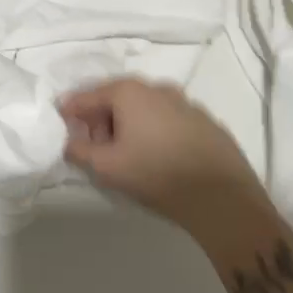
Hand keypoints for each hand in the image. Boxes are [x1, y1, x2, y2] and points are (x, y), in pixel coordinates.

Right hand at [59, 77, 271, 240]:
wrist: (226, 203)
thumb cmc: (157, 175)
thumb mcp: (105, 167)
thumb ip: (77, 150)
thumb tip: (67, 141)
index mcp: (128, 91)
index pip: (85, 97)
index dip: (70, 115)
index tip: (66, 133)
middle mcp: (157, 88)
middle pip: (116, 100)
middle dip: (102, 120)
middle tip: (98, 148)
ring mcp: (189, 105)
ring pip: (146, 110)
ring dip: (132, 126)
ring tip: (132, 155)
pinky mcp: (211, 125)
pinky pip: (172, 122)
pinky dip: (160, 133)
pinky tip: (163, 159)